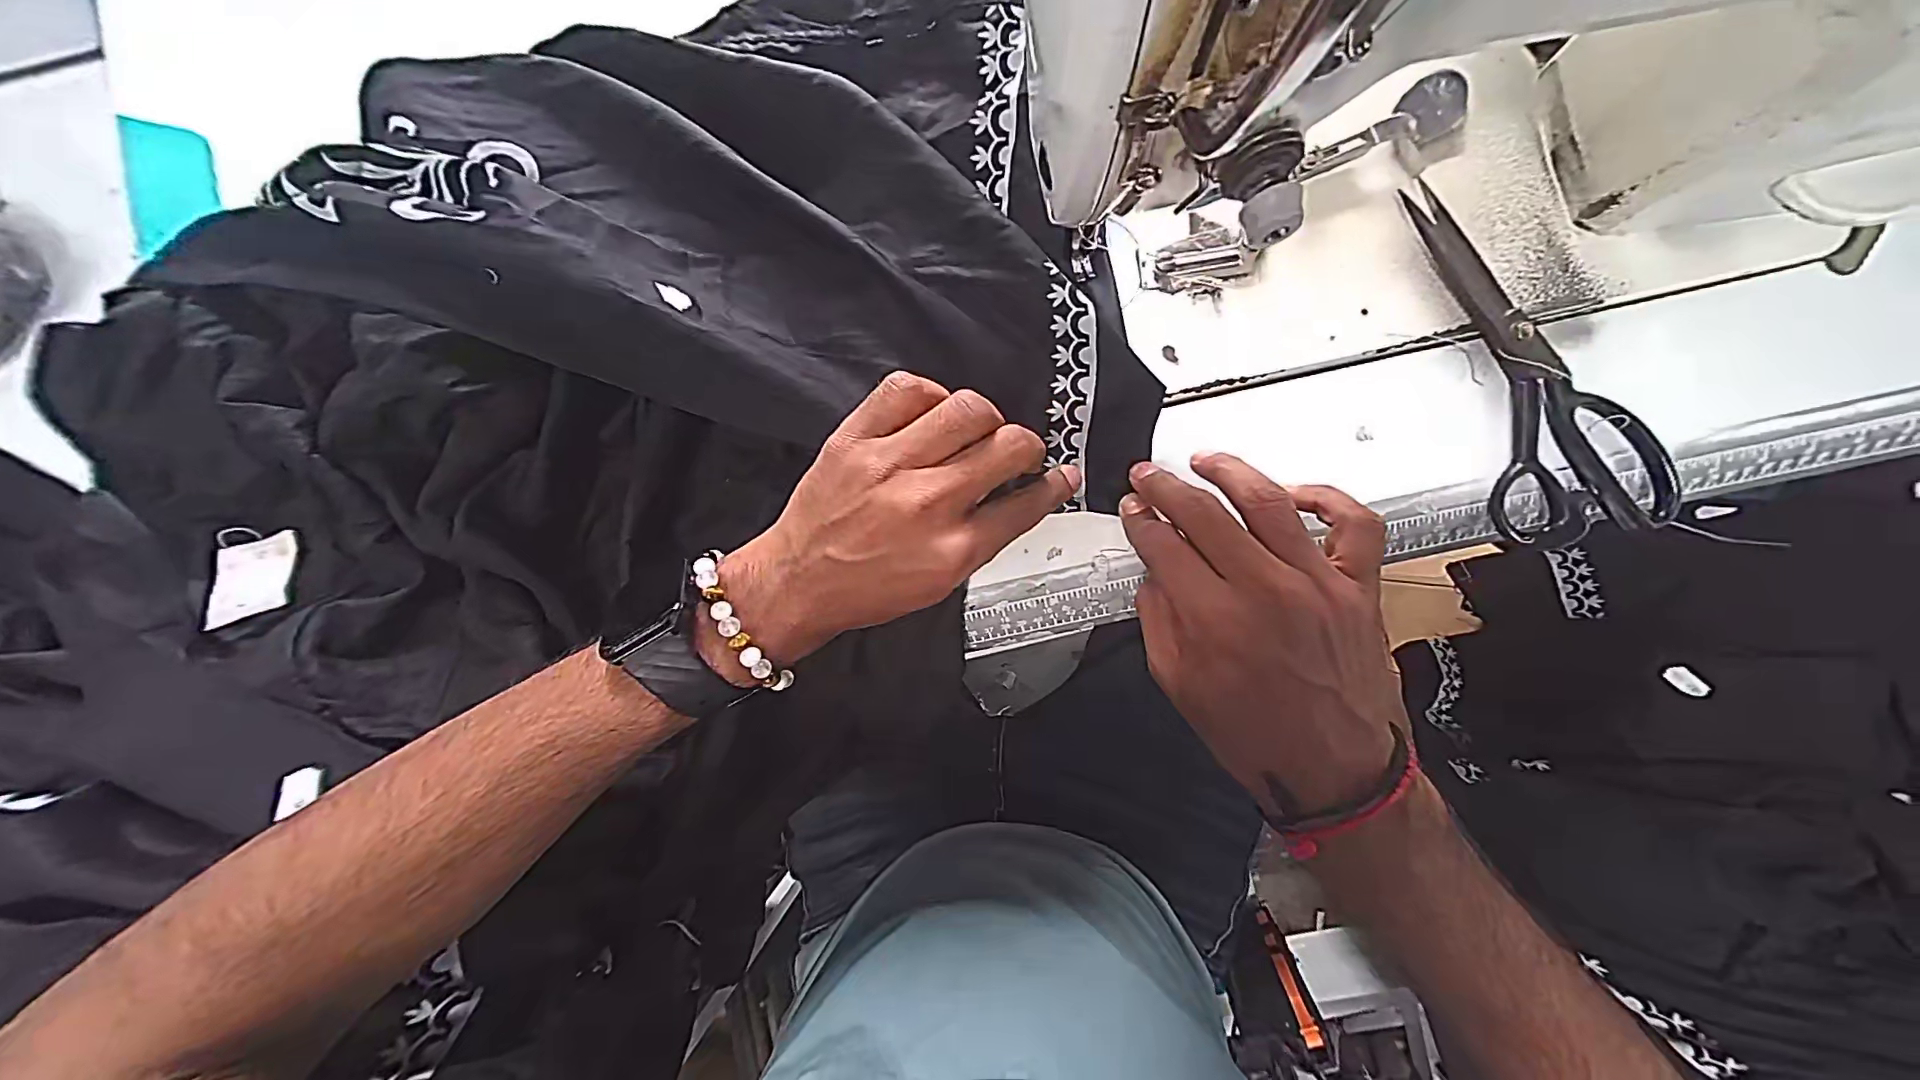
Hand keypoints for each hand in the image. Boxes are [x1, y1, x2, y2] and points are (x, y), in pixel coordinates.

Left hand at [702, 372, 1079, 681]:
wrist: (798, 582)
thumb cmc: (864, 589)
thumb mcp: (940, 583)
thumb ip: (983, 539)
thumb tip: (1019, 500)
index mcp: (952, 550)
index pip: (1025, 504)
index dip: (1053, 485)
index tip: (1060, 475)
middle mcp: (925, 503)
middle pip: (1007, 448)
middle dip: (1027, 446)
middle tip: (1018, 451)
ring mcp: (888, 466)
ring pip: (967, 410)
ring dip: (987, 417)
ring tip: (977, 430)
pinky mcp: (854, 441)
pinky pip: (906, 389)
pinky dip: (930, 393)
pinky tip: (931, 412)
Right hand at [1120, 454, 1400, 815]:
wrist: (1336, 770)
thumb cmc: (1260, 737)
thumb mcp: (1180, 686)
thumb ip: (1159, 622)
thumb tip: (1154, 577)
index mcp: (1215, 621)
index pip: (1165, 545)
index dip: (1141, 521)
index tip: (1134, 511)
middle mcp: (1265, 593)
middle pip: (1205, 513)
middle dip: (1167, 487)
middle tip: (1150, 476)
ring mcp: (1317, 585)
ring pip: (1268, 502)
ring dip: (1229, 472)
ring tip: (1205, 461)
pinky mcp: (1357, 588)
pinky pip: (1352, 523)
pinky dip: (1326, 496)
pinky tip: (1295, 490)